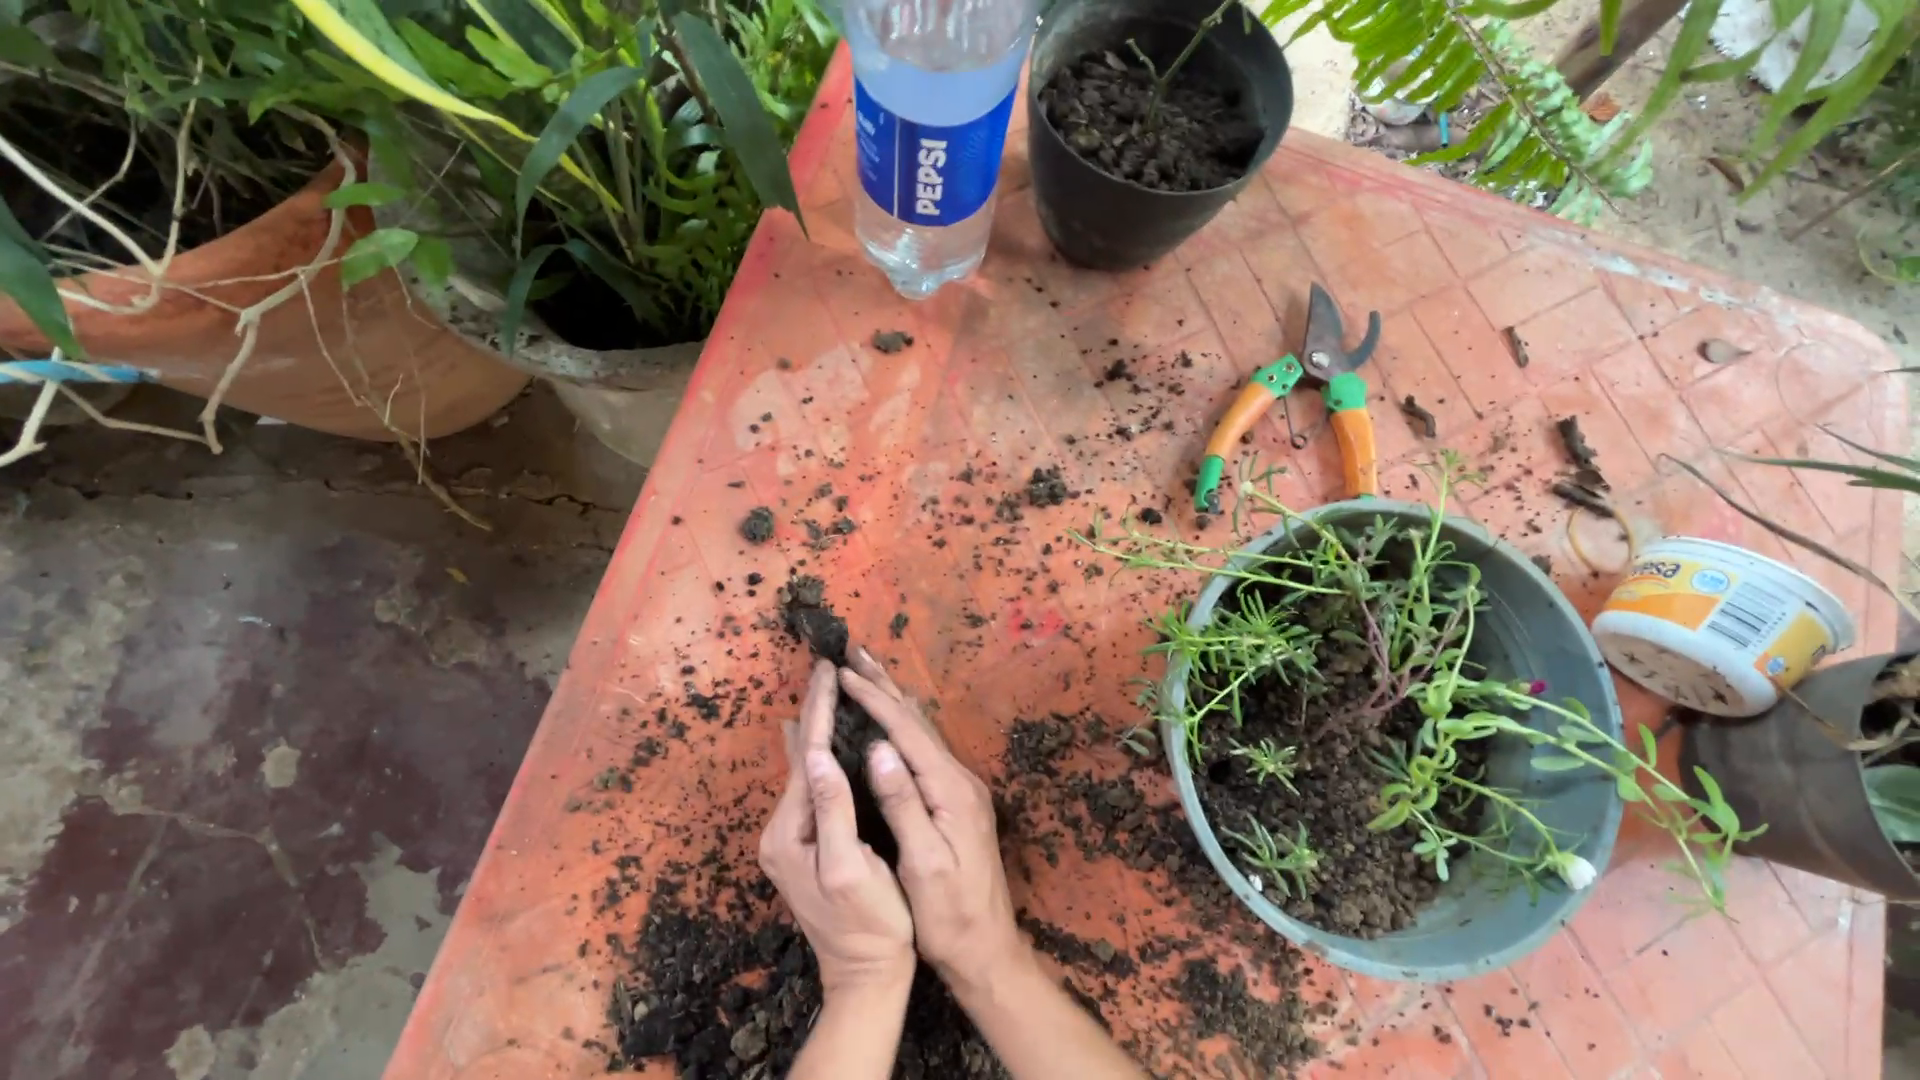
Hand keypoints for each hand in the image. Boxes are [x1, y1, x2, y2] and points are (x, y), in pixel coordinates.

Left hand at [759, 659, 914, 1001]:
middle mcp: (782, 831)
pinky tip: (811, 742)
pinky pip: (813, 786)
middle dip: (814, 711)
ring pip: (805, 769)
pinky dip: (818, 755)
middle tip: (824, 666)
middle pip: (801, 757)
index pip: (806, 756)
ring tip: (821, 691)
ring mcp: (792, 839)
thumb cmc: (870, 925)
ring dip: (814, 728)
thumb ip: (832, 811)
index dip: (819, 710)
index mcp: (790, 833)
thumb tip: (817, 754)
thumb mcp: (849, 869)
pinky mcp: (806, 844)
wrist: (867, 976)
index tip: (829, 669)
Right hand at [839, 646, 1028, 997]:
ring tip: (868, 673)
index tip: (842, 674)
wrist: (987, 950)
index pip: (908, 732)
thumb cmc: (950, 916)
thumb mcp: (925, 864)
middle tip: (856, 651)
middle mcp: (960, 780)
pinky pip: (923, 749)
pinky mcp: (956, 802)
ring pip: (921, 732)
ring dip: (893, 700)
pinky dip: (901, 726)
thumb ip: (905, 804)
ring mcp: (961, 790)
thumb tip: (880, 748)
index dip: (874, 700)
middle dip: (885, 685)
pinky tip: (891, 721)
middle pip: (918, 722)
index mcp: (952, 790)